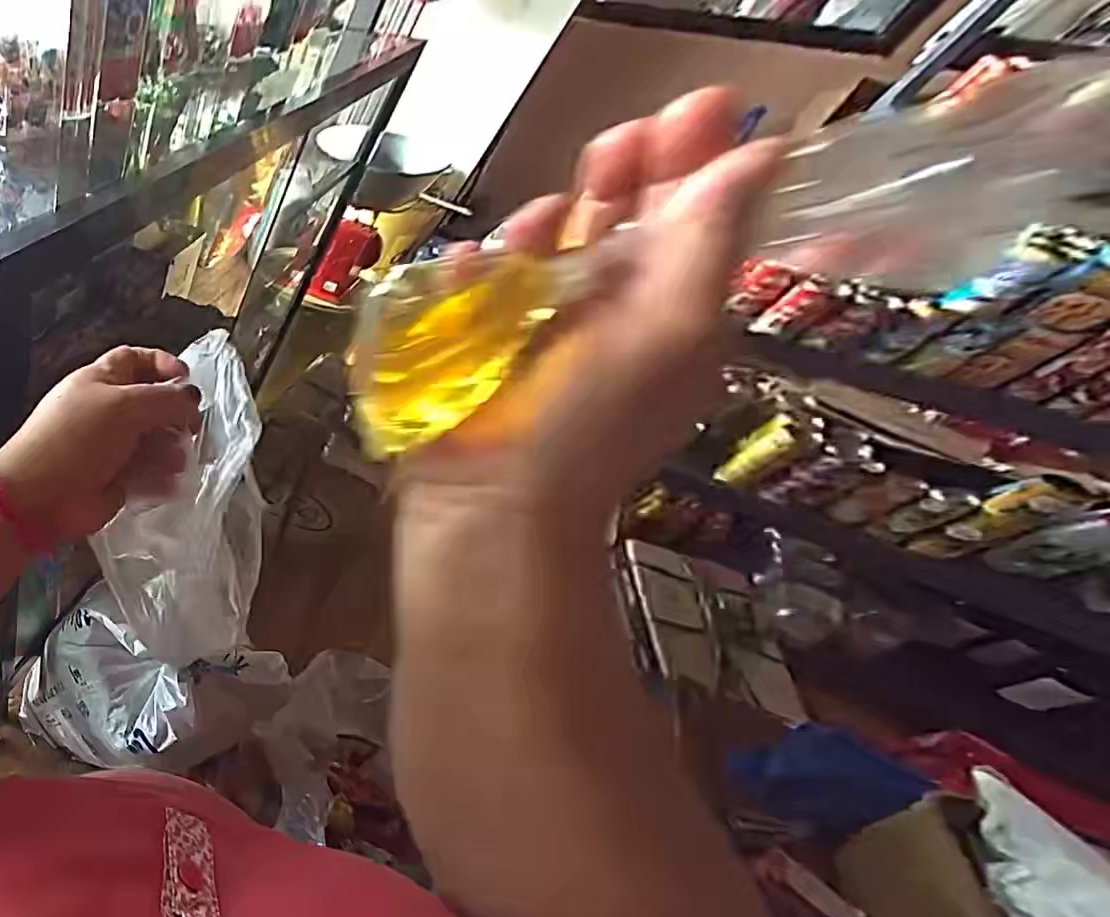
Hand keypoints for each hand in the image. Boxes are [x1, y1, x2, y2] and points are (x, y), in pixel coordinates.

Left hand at [0, 346, 202, 542]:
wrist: (40, 496)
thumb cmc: (77, 439)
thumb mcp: (124, 406)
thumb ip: (165, 398)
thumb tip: (193, 398)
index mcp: (101, 382)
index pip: (136, 361)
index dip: (163, 365)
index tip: (187, 380)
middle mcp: (107, 412)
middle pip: (152, 405)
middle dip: (175, 415)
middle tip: (192, 429)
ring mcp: (112, 448)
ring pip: (154, 442)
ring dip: (171, 450)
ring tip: (178, 462)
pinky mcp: (117, 480)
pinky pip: (148, 475)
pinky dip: (162, 479)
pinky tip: (171, 485)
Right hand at [403, 88, 783, 526]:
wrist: (488, 502)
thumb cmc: (584, 428)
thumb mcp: (669, 337)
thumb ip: (706, 245)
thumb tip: (751, 156)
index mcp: (663, 312)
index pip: (685, 220)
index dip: (691, 163)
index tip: (688, 114)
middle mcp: (599, 314)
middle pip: (610, 224)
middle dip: (614, 178)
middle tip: (614, 145)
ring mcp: (526, 330)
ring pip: (535, 251)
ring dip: (538, 225)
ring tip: (533, 225)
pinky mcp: (466, 344)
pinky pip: (469, 287)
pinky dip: (470, 270)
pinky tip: (469, 266)